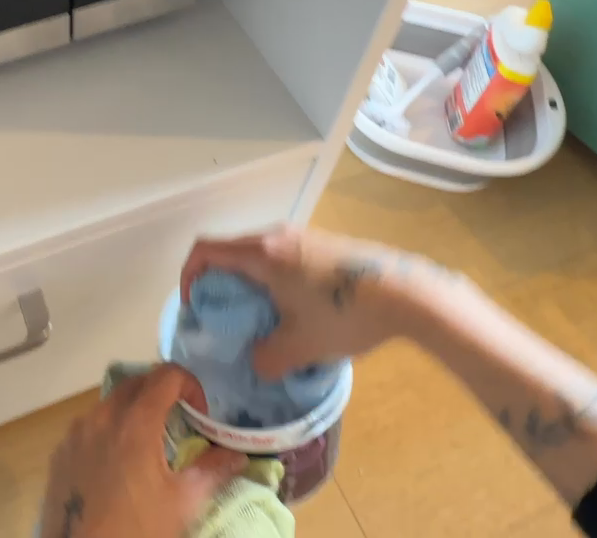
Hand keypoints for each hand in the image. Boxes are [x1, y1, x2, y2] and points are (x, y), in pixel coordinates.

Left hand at [38, 365, 247, 537]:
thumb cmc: (136, 530)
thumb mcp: (181, 503)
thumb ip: (212, 470)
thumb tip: (238, 454)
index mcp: (135, 422)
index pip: (166, 376)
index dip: (189, 385)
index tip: (200, 414)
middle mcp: (102, 416)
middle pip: (137, 383)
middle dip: (162, 392)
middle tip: (179, 422)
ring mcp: (76, 432)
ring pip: (110, 402)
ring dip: (133, 410)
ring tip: (148, 444)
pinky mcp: (60, 451)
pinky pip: (88, 425)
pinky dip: (108, 430)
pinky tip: (115, 464)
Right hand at [181, 226, 465, 379]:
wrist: (407, 293)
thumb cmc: (344, 314)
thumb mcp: (301, 347)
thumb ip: (267, 358)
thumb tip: (256, 362)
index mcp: (261, 254)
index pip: (205, 251)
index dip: (189, 276)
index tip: (196, 307)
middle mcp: (275, 235)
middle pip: (228, 249)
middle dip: (217, 282)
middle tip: (225, 318)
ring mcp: (301, 236)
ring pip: (256, 252)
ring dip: (246, 280)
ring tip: (260, 316)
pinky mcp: (321, 243)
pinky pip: (279, 254)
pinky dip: (270, 277)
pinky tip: (294, 307)